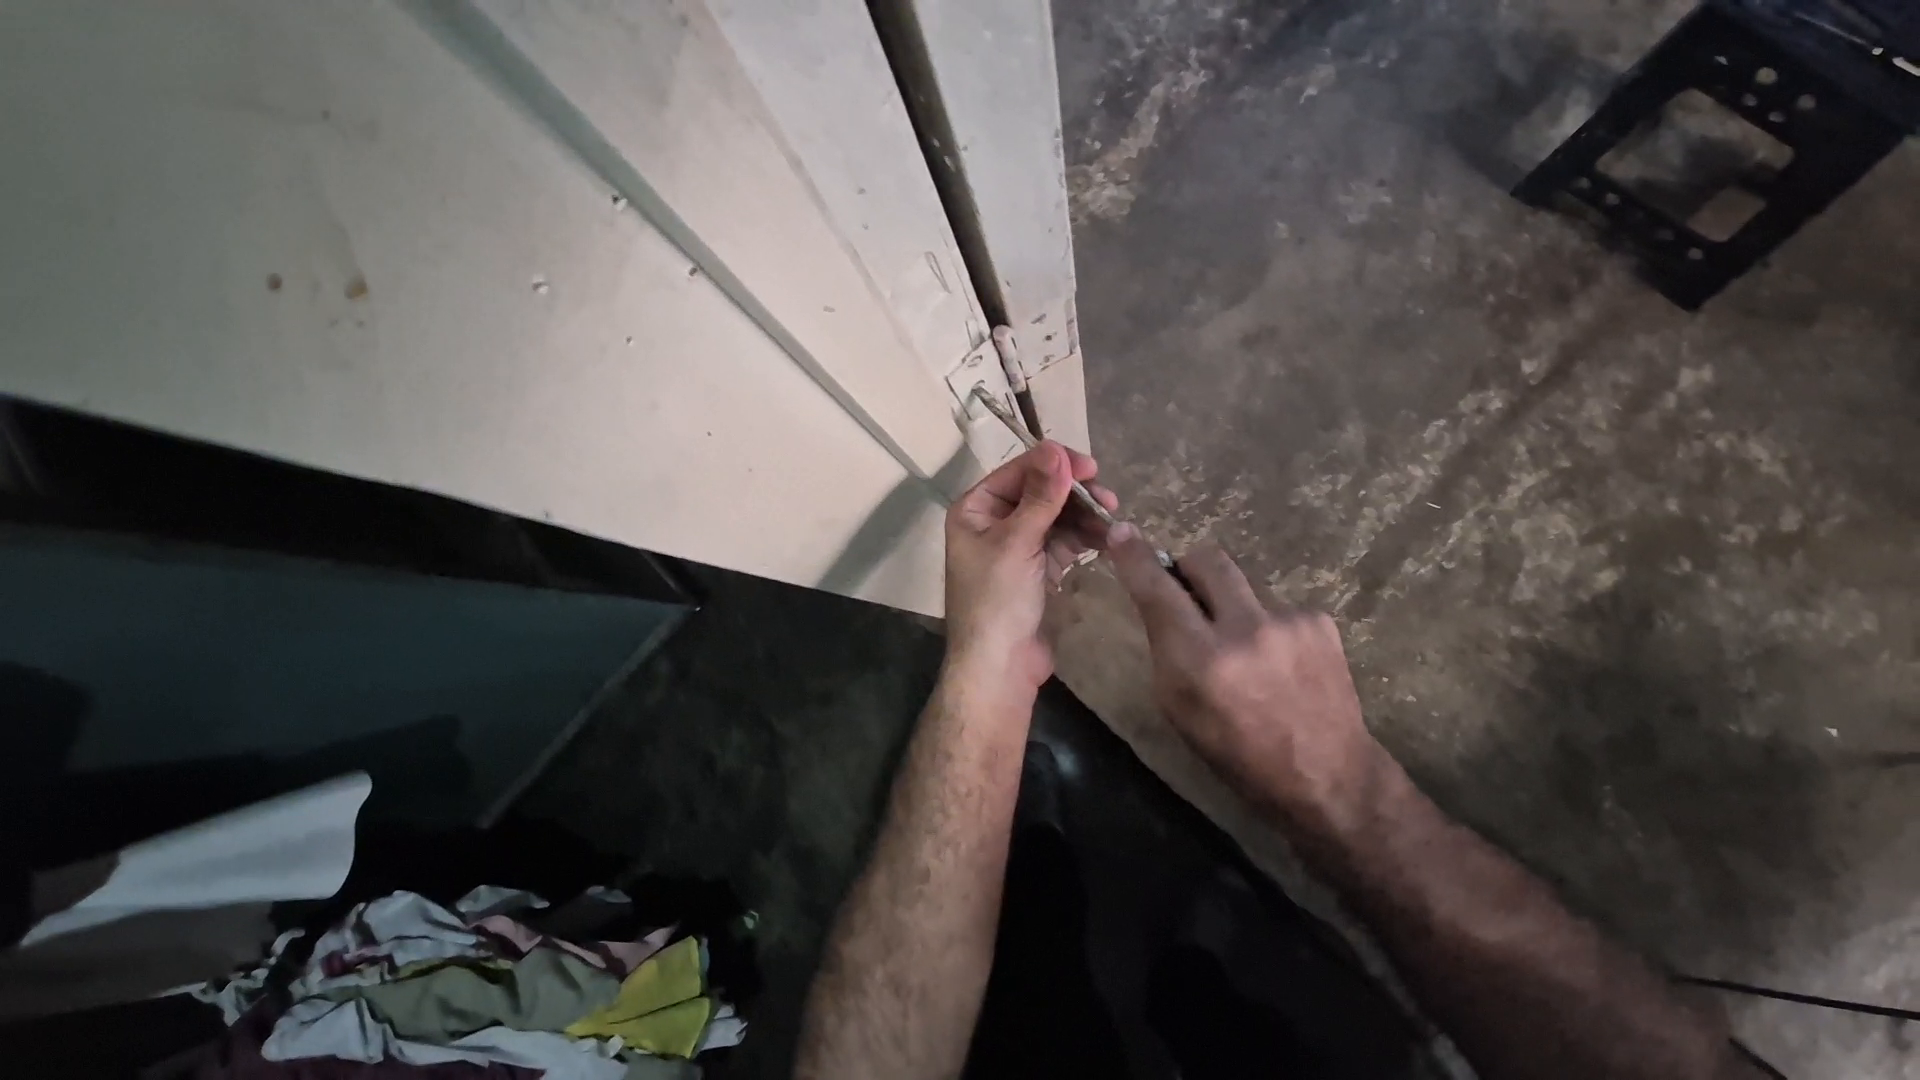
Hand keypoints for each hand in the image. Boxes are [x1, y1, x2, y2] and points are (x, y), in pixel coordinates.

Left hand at [945, 441, 1115, 693]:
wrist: (999, 667)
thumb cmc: (997, 600)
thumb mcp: (1016, 543)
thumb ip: (1040, 496)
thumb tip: (1055, 449)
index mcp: (975, 510)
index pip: (1018, 472)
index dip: (1054, 465)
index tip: (1091, 466)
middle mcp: (993, 523)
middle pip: (1040, 492)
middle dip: (1074, 494)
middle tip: (1108, 499)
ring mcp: (1016, 547)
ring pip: (1056, 517)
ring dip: (1084, 516)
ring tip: (1111, 522)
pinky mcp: (1038, 569)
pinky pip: (1063, 542)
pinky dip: (1083, 538)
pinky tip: (1106, 539)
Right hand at [1105, 527, 1386, 837]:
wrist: (1327, 774)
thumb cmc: (1236, 752)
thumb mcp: (1179, 709)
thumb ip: (1166, 648)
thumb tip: (1159, 600)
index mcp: (1200, 661)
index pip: (1157, 591)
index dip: (1135, 557)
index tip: (1122, 532)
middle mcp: (1244, 630)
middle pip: (1207, 558)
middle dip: (1189, 567)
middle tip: (1188, 592)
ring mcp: (1288, 621)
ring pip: (1243, 585)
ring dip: (1232, 606)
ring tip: (1247, 652)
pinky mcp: (1320, 621)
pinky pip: (1275, 606)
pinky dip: (1267, 626)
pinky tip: (1280, 661)